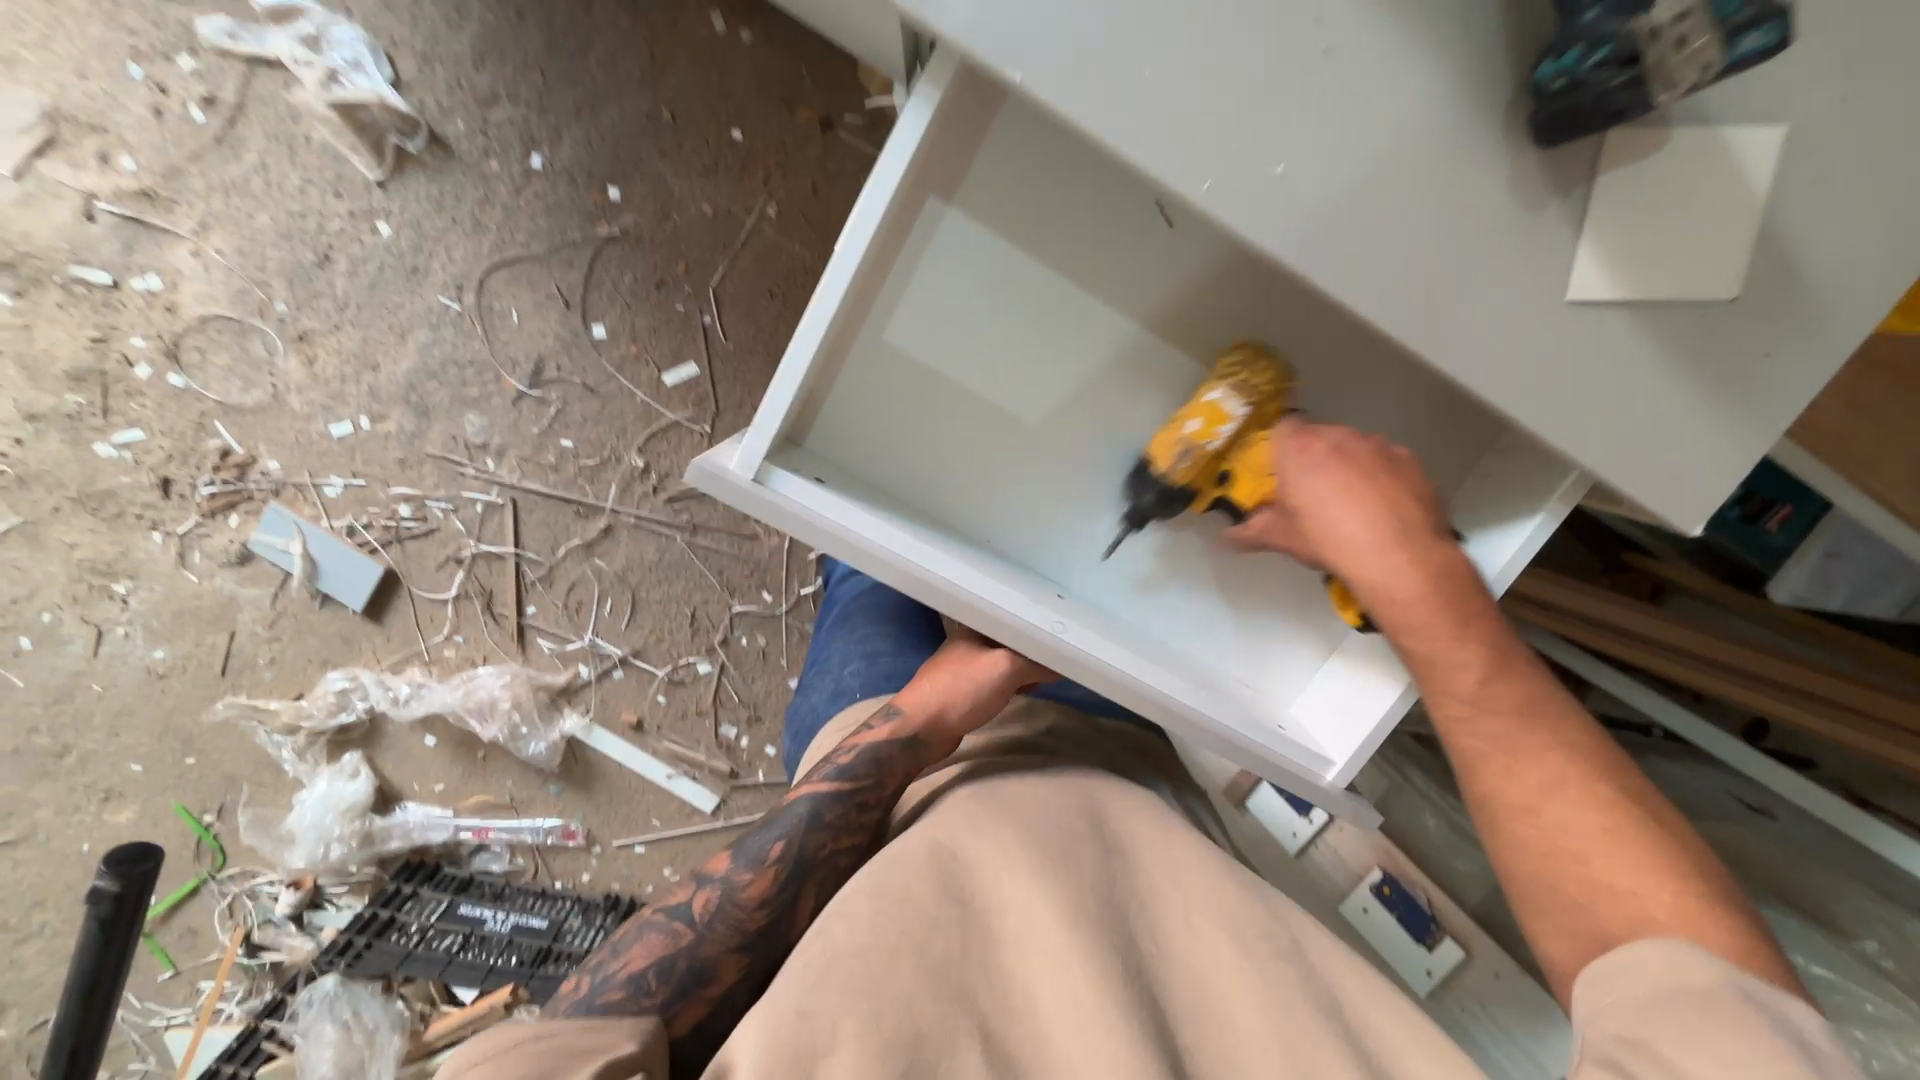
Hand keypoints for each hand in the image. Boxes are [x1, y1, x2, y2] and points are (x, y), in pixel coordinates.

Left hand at [891, 627, 1054, 746]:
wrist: (922, 727)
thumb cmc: (962, 689)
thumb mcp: (1006, 669)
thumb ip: (1036, 664)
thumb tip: (1062, 666)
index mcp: (976, 628)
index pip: (1014, 621)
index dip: (1038, 629)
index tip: (1063, 638)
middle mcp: (969, 643)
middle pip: (1010, 642)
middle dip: (1033, 651)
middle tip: (1059, 661)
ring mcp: (964, 667)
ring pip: (1003, 663)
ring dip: (1023, 669)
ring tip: (1046, 676)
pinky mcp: (963, 690)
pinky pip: (995, 682)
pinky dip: (1011, 684)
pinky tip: (1023, 691)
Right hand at [1225, 416, 1474, 616]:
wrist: (1399, 556)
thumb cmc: (1328, 540)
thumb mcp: (1281, 538)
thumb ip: (1251, 532)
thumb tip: (1229, 536)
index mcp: (1299, 447)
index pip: (1282, 426)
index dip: (1280, 447)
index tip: (1280, 471)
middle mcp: (1339, 435)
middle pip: (1319, 435)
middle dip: (1313, 457)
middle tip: (1311, 493)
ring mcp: (1378, 444)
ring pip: (1354, 447)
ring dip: (1348, 466)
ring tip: (1350, 504)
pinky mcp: (1410, 459)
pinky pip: (1386, 461)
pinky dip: (1380, 476)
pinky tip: (1381, 507)